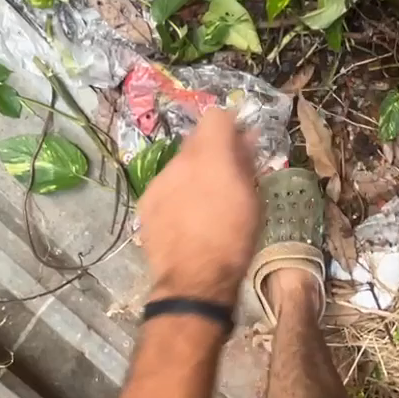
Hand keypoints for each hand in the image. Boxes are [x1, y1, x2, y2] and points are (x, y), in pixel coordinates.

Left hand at [139, 108, 259, 306]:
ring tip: (206, 204)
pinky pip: (166, 187)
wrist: (195, 281)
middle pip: (196, 141)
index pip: (216, 117)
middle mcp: (180, 161)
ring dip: (194, 174)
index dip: (230, 127)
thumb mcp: (253, 200)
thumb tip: (247, 138)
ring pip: (180, 165)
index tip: (241, 144)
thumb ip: (246, 163)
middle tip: (227, 177)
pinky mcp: (146, 203)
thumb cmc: (235, 241)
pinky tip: (187, 219)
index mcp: (211, 156)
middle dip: (213, 152)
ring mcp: (159, 181)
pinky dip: (178, 194)